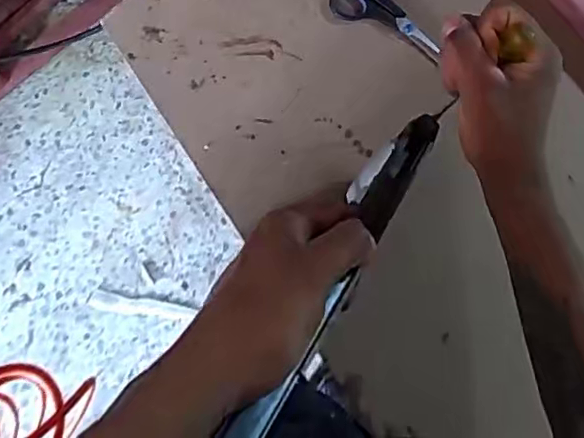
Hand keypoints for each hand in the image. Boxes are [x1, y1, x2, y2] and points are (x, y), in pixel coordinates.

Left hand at [190, 188, 374, 398]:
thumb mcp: (319, 271)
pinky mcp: (253, 309)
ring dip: (325, 289)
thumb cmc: (263, 319)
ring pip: (310, 271)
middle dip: (341, 260)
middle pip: (322, 239)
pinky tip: (306, 330)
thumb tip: (365, 234)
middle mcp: (268, 243)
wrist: (211, 377)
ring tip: (327, 311)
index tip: (373, 247)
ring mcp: (258, 276)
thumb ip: (349, 242)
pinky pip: (294, 299)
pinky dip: (307, 311)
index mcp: (282, 222)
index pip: (335, 206)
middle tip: (350, 283)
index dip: (358, 224)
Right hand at [441, 0, 560, 196]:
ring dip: (464, 60)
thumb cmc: (498, 132)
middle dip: (469, 46)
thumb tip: (452, 21)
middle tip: (464, 77)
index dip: (482, 29)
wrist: (507, 174)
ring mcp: (522, 65)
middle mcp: (534, 51)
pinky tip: (464, 91)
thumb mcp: (479, 85)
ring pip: (480, 40)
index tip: (478, 60)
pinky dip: (468, 70)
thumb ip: (464, 48)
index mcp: (539, 48)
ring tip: (462, 88)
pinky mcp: (508, 78)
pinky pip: (481, 57)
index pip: (503, 11)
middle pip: (490, 23)